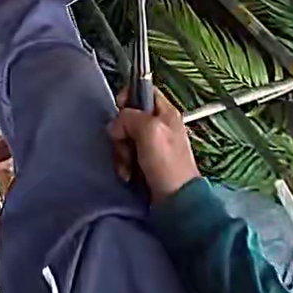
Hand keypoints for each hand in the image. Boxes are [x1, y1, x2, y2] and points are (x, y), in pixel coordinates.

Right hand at [108, 88, 200, 202]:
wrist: (176, 202)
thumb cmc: (166, 162)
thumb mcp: (148, 130)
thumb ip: (129, 116)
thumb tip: (116, 125)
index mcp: (166, 112)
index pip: (144, 89)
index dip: (129, 94)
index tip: (120, 106)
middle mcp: (159, 125)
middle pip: (129, 115)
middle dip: (122, 131)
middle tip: (125, 143)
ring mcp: (152, 145)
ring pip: (125, 135)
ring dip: (121, 150)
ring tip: (128, 165)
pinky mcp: (146, 162)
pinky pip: (127, 153)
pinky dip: (124, 163)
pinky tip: (128, 174)